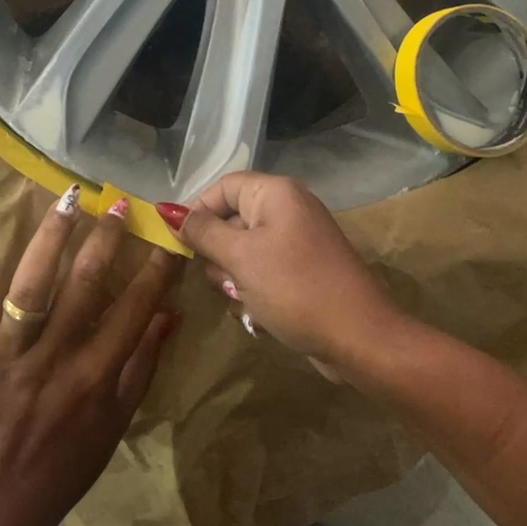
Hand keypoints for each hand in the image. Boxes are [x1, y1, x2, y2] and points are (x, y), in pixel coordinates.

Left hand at [0, 185, 184, 525]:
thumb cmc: (64, 465)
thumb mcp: (117, 422)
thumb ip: (143, 365)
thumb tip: (170, 315)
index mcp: (97, 375)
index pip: (135, 308)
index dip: (156, 269)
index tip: (168, 235)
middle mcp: (56, 359)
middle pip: (85, 284)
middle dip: (106, 237)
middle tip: (120, 203)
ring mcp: (10, 359)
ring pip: (30, 287)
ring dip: (50, 239)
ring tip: (68, 202)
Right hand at [159, 171, 400, 365]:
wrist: (360, 338)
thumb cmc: (294, 288)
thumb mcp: (240, 258)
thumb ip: (202, 231)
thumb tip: (167, 209)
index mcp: (276, 193)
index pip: (222, 187)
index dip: (197, 212)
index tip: (181, 245)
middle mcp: (290, 208)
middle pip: (233, 219)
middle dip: (218, 252)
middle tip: (222, 280)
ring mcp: (300, 240)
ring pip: (246, 250)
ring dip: (235, 276)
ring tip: (243, 300)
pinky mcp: (306, 269)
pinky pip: (266, 270)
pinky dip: (255, 289)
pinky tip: (259, 313)